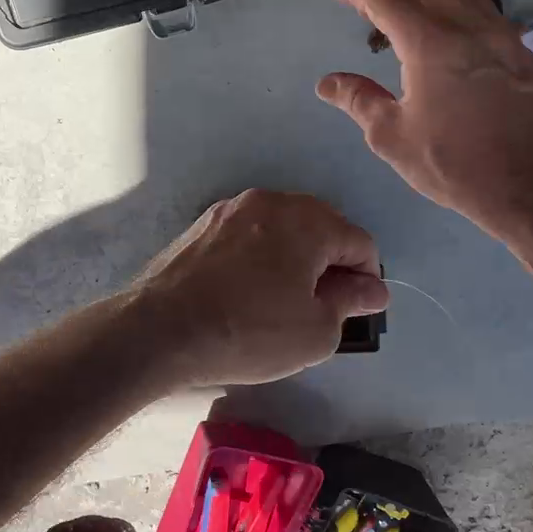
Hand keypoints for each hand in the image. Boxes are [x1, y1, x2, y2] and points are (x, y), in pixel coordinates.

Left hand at [127, 189, 386, 387]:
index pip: (358, 241)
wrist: (162, 326)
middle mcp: (269, 201)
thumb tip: (370, 287)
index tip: (355, 311)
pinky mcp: (203, 223)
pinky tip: (250, 289)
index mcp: (305, 219)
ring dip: (294, 256)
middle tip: (323, 306)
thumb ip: (349, 301)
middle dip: (331, 261)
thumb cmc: (249, 331)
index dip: (366, 278)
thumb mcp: (316, 330)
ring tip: (286, 300)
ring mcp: (230, 208)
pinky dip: (261, 254)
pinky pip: (249, 233)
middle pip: (319, 225)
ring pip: (281, 226)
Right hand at [316, 0, 532, 244]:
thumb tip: (327, 83)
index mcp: (432, 44)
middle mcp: (470, 29)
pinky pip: (484, 11)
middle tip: (367, 4)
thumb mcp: (394, 138)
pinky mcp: (523, 54)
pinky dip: (455, 6)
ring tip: (405, 12)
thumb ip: (359, 101)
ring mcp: (503, 38)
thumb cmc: (458, 166)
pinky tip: (446, 32)